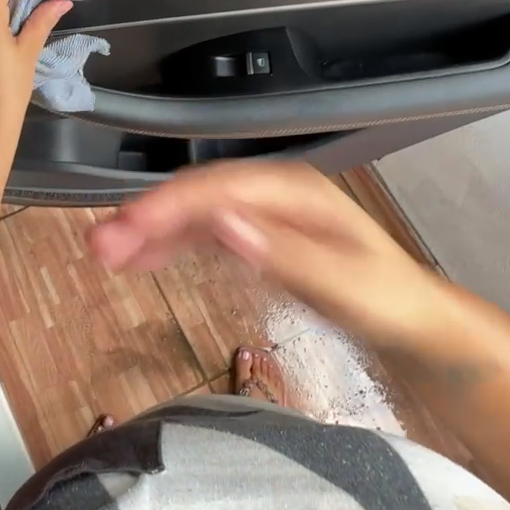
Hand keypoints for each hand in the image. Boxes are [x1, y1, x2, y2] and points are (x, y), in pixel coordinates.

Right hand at [87, 162, 444, 343]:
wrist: (411, 320)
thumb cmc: (385, 299)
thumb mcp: (343, 283)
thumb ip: (284, 254)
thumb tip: (224, 225)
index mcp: (291, 191)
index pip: (217, 189)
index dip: (168, 206)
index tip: (127, 229)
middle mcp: (269, 193)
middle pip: (196, 197)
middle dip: (146, 218)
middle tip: (99, 246)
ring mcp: (259, 213)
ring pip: (192, 216)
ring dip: (149, 232)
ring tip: (103, 253)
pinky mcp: (253, 237)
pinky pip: (202, 237)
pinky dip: (168, 247)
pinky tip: (139, 260)